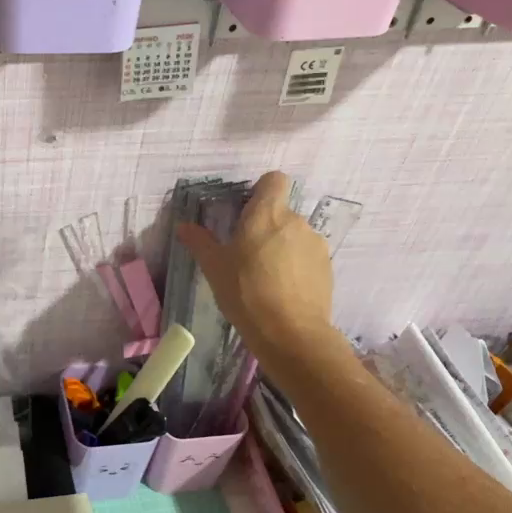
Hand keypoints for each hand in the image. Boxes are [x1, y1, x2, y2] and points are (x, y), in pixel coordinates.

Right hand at [177, 172, 336, 362]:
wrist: (290, 333)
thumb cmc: (245, 292)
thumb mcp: (214, 267)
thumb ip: (200, 242)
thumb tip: (183, 227)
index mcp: (266, 213)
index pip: (274, 180)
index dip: (262, 190)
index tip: (247, 210)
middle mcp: (295, 220)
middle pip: (281, 212)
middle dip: (266, 227)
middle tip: (247, 254)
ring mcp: (315, 244)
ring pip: (295, 235)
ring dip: (282, 247)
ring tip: (266, 277)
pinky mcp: (327, 267)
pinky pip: (307, 257)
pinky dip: (297, 266)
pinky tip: (283, 291)